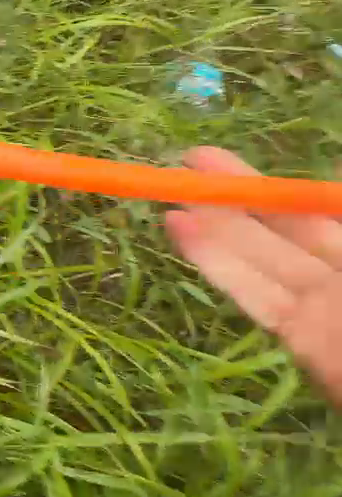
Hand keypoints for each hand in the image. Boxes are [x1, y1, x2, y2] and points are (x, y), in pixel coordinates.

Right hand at [165, 146, 341, 401]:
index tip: (274, 162)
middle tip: (197, 157)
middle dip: (248, 192)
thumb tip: (340, 172)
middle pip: (299, 230)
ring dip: (216, 221)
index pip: (338, 213)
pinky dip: (212, 260)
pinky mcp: (304, 339)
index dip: (310, 189)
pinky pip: (254, 293)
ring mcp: (332, 313)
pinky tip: (178, 227)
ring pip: (264, 256)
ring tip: (171, 184)